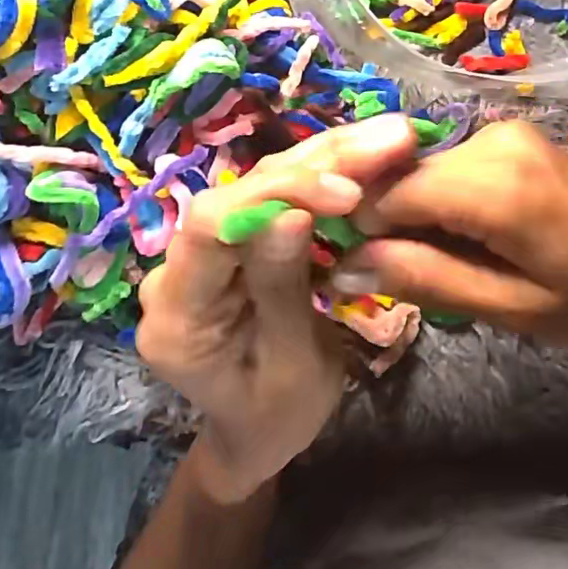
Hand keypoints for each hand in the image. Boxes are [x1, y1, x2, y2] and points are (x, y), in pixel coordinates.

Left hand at [135, 114, 417, 501]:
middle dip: (316, 164)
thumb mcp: (294, 365)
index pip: (212, 226)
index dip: (276, 195)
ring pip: (261, 182)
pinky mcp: (229, 237)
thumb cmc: (279, 416)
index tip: (348, 194)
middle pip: (240, 191)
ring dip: (326, 158)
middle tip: (391, 140)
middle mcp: (175, 268)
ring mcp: (200, 248)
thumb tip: (293, 212)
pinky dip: (322, 174)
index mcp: (178, 315)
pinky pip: (274, 194)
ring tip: (389, 137)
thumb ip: (283, 287)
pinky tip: (363, 154)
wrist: (258, 431)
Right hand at [349, 120, 567, 347]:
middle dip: (389, 224)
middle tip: (410, 275)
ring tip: (448, 260)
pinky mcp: (503, 136)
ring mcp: (499, 131)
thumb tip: (344, 266)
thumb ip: (427, 280)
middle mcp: (491, 140)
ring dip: (413, 216)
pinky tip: (466, 236)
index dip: (363, 230)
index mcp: (498, 185)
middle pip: (400, 176)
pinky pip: (444, 167)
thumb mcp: (515, 309)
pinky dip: (438, 203)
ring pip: (417, 172)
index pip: (389, 192)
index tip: (363, 272)